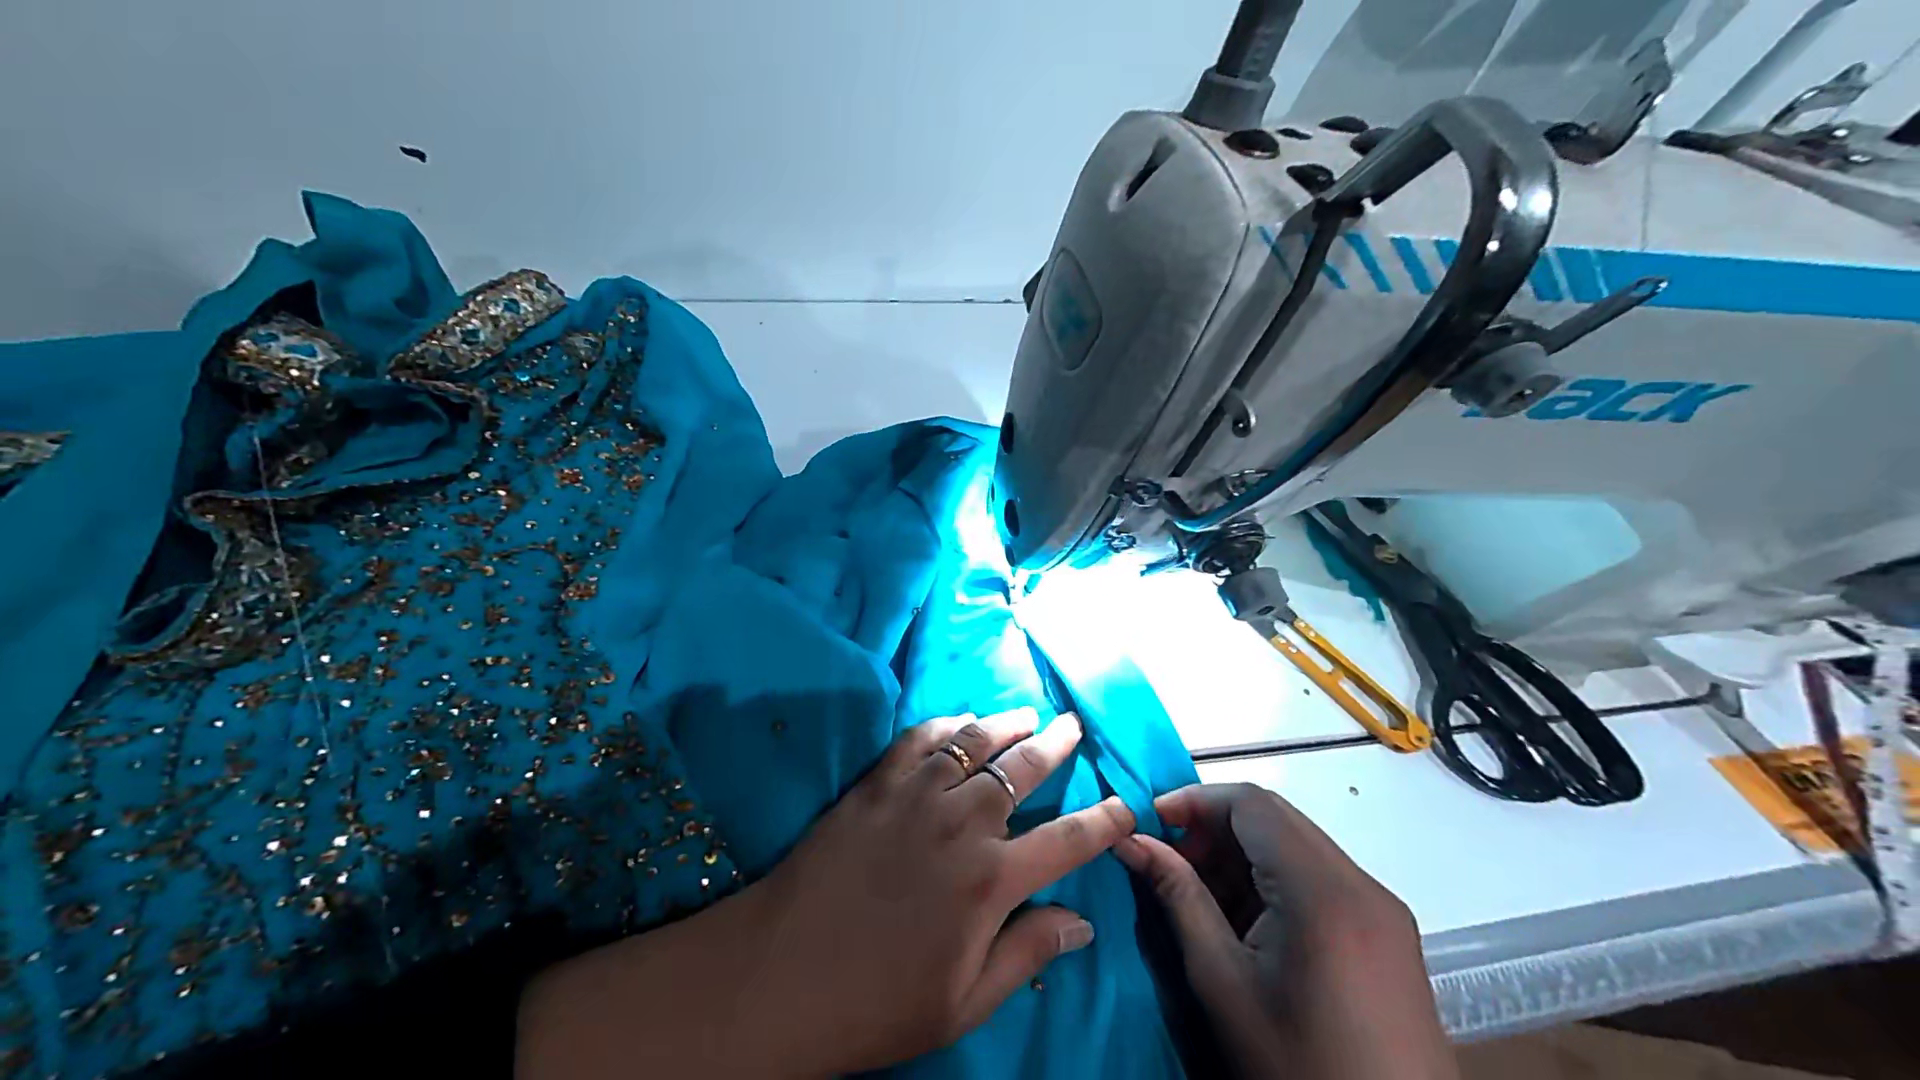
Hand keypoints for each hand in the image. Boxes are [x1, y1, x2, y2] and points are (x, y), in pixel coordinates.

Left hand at [517, 707, 1135, 1078]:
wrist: (780, 975)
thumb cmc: (876, 1003)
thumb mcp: (963, 1003)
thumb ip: (1027, 953)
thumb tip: (1083, 921)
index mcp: (992, 881)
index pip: (1069, 841)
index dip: (1106, 820)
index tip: (1127, 804)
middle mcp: (962, 825)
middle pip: (1022, 771)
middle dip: (1055, 745)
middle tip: (1072, 725)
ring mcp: (916, 797)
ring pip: (974, 743)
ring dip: (1005, 723)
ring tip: (1026, 712)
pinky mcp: (875, 785)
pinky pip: (918, 740)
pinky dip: (946, 725)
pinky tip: (959, 720)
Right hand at [1113, 783, 1456, 1079]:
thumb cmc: (1299, 1068)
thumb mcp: (1223, 981)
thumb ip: (1178, 896)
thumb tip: (1132, 842)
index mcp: (1323, 890)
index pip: (1250, 803)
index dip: (1194, 800)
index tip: (1150, 823)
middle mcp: (1360, 883)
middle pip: (1273, 817)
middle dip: (1212, 827)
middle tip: (1170, 861)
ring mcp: (1379, 906)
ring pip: (1293, 843)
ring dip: (1239, 853)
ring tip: (1200, 896)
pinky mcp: (1386, 931)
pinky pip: (1316, 875)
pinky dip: (1270, 879)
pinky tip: (1244, 921)